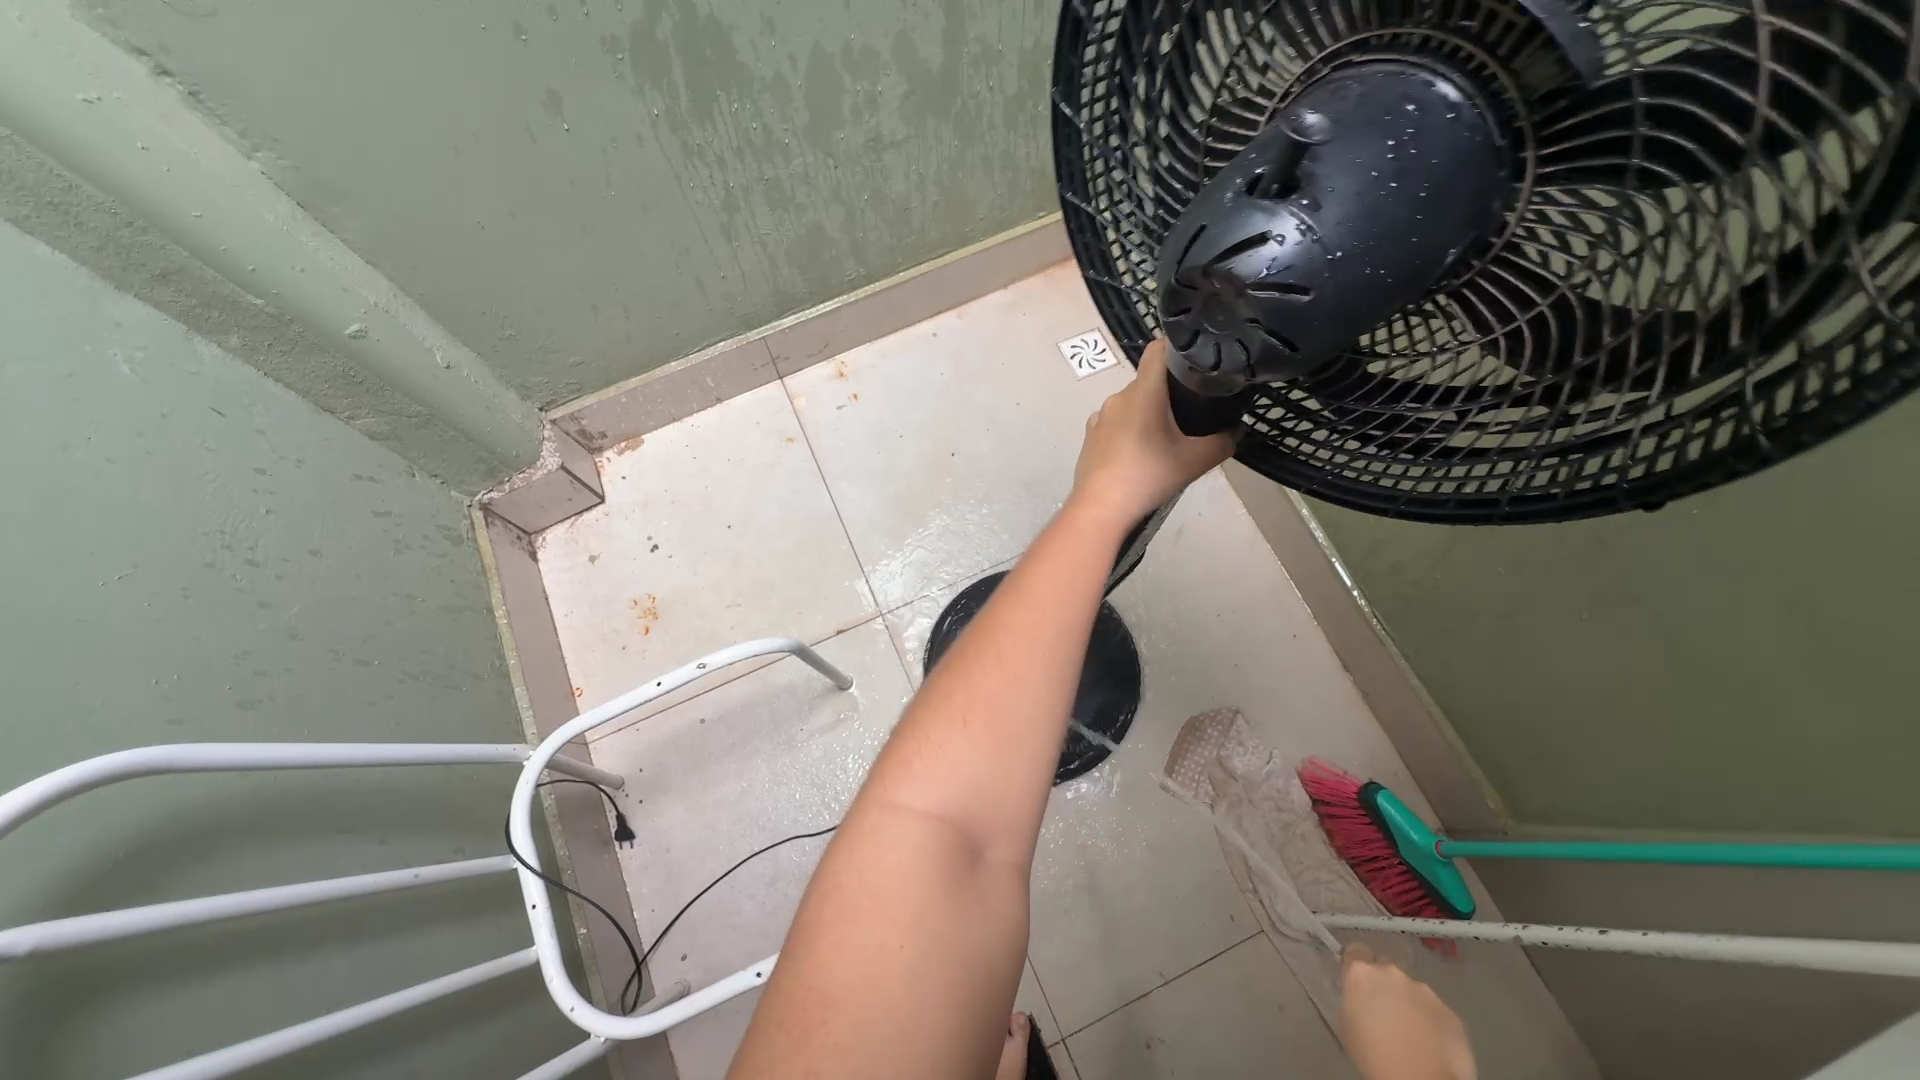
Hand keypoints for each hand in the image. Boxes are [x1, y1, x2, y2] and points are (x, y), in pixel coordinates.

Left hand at [1070, 338, 1236, 522]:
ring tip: (1165, 440)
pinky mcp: (1090, 437)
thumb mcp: (1195, 461)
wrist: (1101, 509)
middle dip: (1169, 392)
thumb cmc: (1149, 476)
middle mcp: (1117, 397)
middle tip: (1191, 414)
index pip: (1158, 349)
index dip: (1178, 348)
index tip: (1195, 363)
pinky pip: (1115, 424)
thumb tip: (1238, 429)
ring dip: (1148, 415)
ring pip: (1131, 405)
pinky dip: (1130, 431)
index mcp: (1143, 391)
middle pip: (1148, 381)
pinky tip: (1139, 455)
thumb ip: (1223, 442)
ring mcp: (1099, 417)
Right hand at [1339, 944, 1475, 1079]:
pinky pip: (1435, 1011)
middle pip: (1386, 970)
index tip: (1358, 984)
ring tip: (1412, 1034)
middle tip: (1384, 1014)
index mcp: (1362, 974)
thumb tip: (1361, 1000)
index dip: (1356, 966)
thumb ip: (1352, 1002)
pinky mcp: (1451, 1012)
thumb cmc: (1373, 1055)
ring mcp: (1426, 991)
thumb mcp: (1346, 1025)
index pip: (1356, 952)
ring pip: (1413, 991)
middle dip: (1385, 987)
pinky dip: (1431, 1022)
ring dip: (1410, 1005)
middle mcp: (1393, 973)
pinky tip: (1431, 1045)